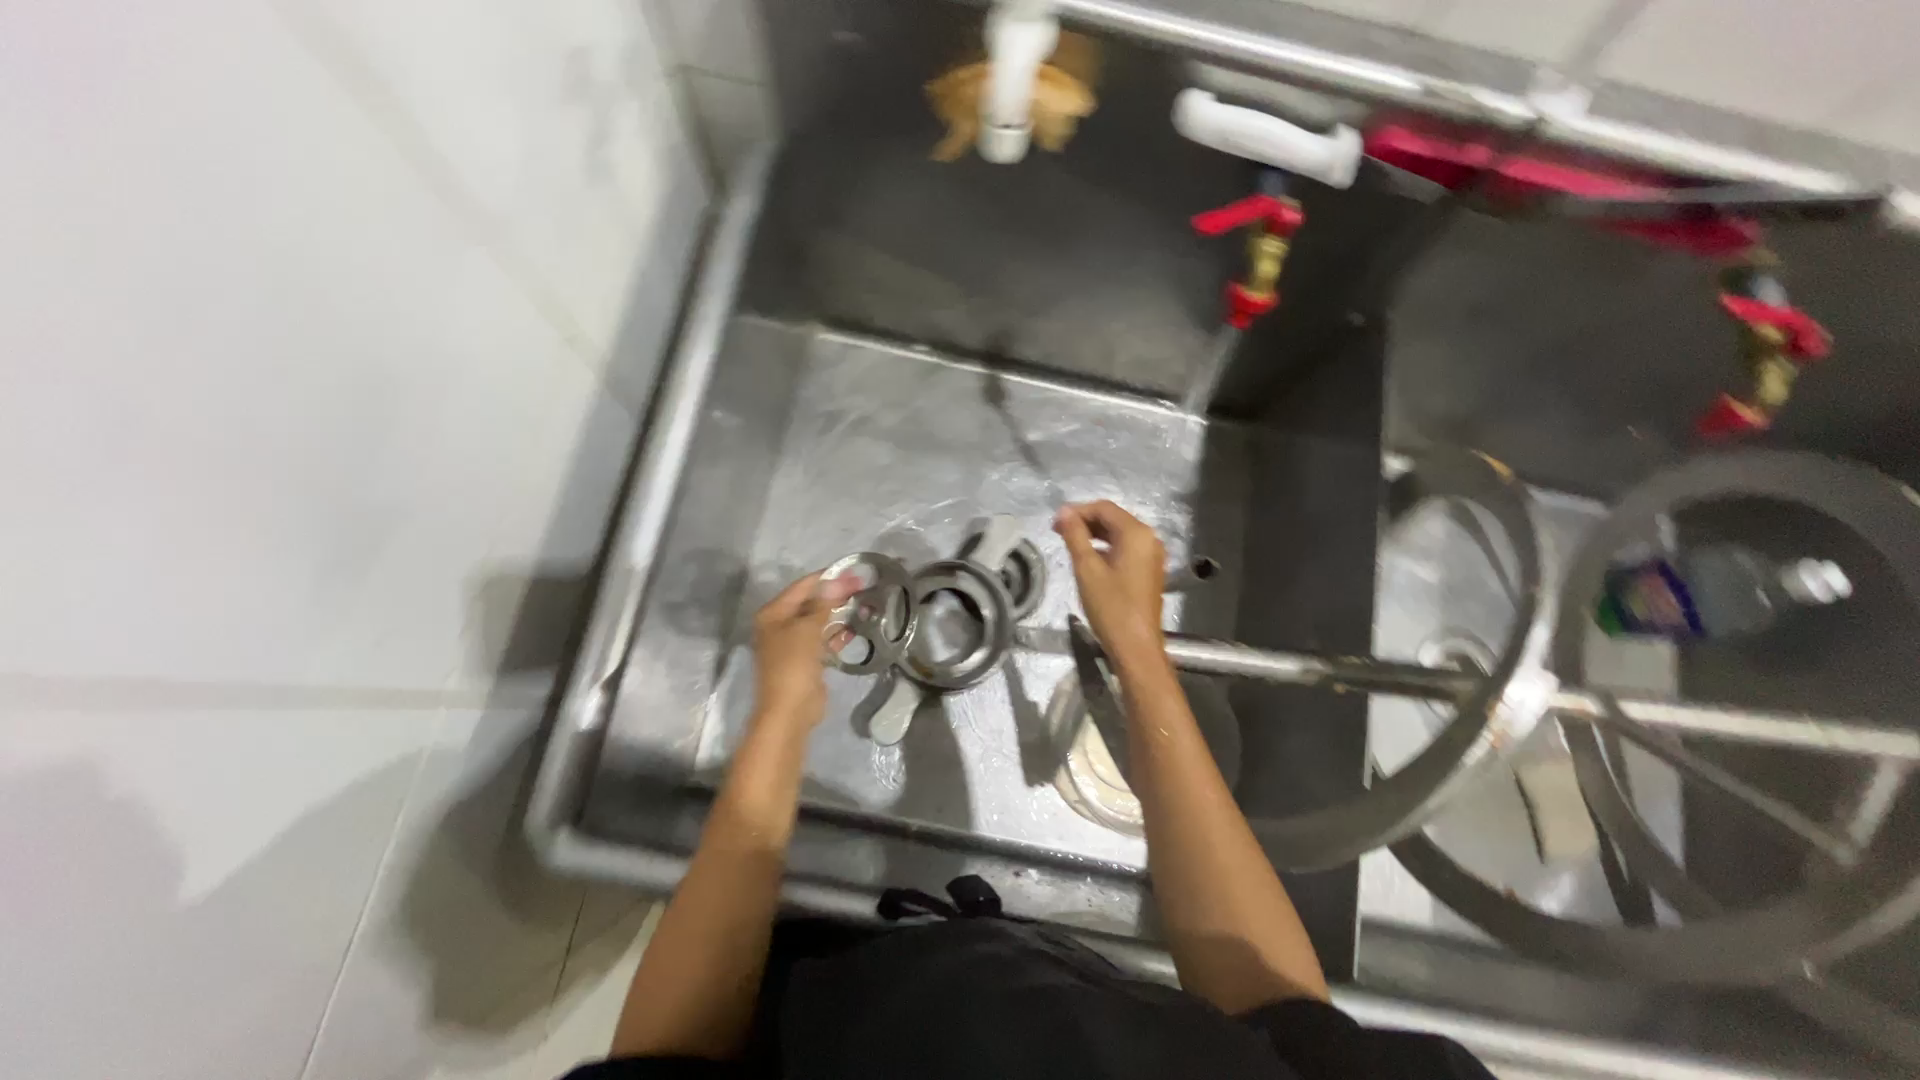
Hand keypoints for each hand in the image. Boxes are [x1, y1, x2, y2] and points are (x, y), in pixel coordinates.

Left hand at [752, 570, 860, 728]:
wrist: (790, 710)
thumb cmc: (793, 664)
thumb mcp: (808, 629)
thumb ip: (823, 603)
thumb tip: (836, 580)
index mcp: (773, 614)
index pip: (802, 587)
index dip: (827, 578)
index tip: (853, 572)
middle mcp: (779, 626)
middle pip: (810, 603)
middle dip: (835, 596)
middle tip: (863, 588)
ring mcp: (792, 644)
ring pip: (818, 622)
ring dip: (838, 615)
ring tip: (863, 606)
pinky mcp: (805, 660)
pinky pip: (822, 641)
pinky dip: (836, 635)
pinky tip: (854, 630)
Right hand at [1054, 500, 1166, 664]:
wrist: (1136, 646)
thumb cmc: (1110, 606)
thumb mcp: (1087, 569)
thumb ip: (1075, 535)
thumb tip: (1064, 511)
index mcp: (1136, 533)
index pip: (1104, 508)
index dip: (1077, 511)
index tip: (1055, 523)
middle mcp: (1149, 538)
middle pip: (1113, 518)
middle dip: (1085, 521)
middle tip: (1058, 532)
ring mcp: (1152, 555)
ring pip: (1119, 534)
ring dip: (1094, 534)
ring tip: (1069, 544)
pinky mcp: (1149, 570)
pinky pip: (1126, 548)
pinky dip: (1106, 548)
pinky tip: (1089, 558)